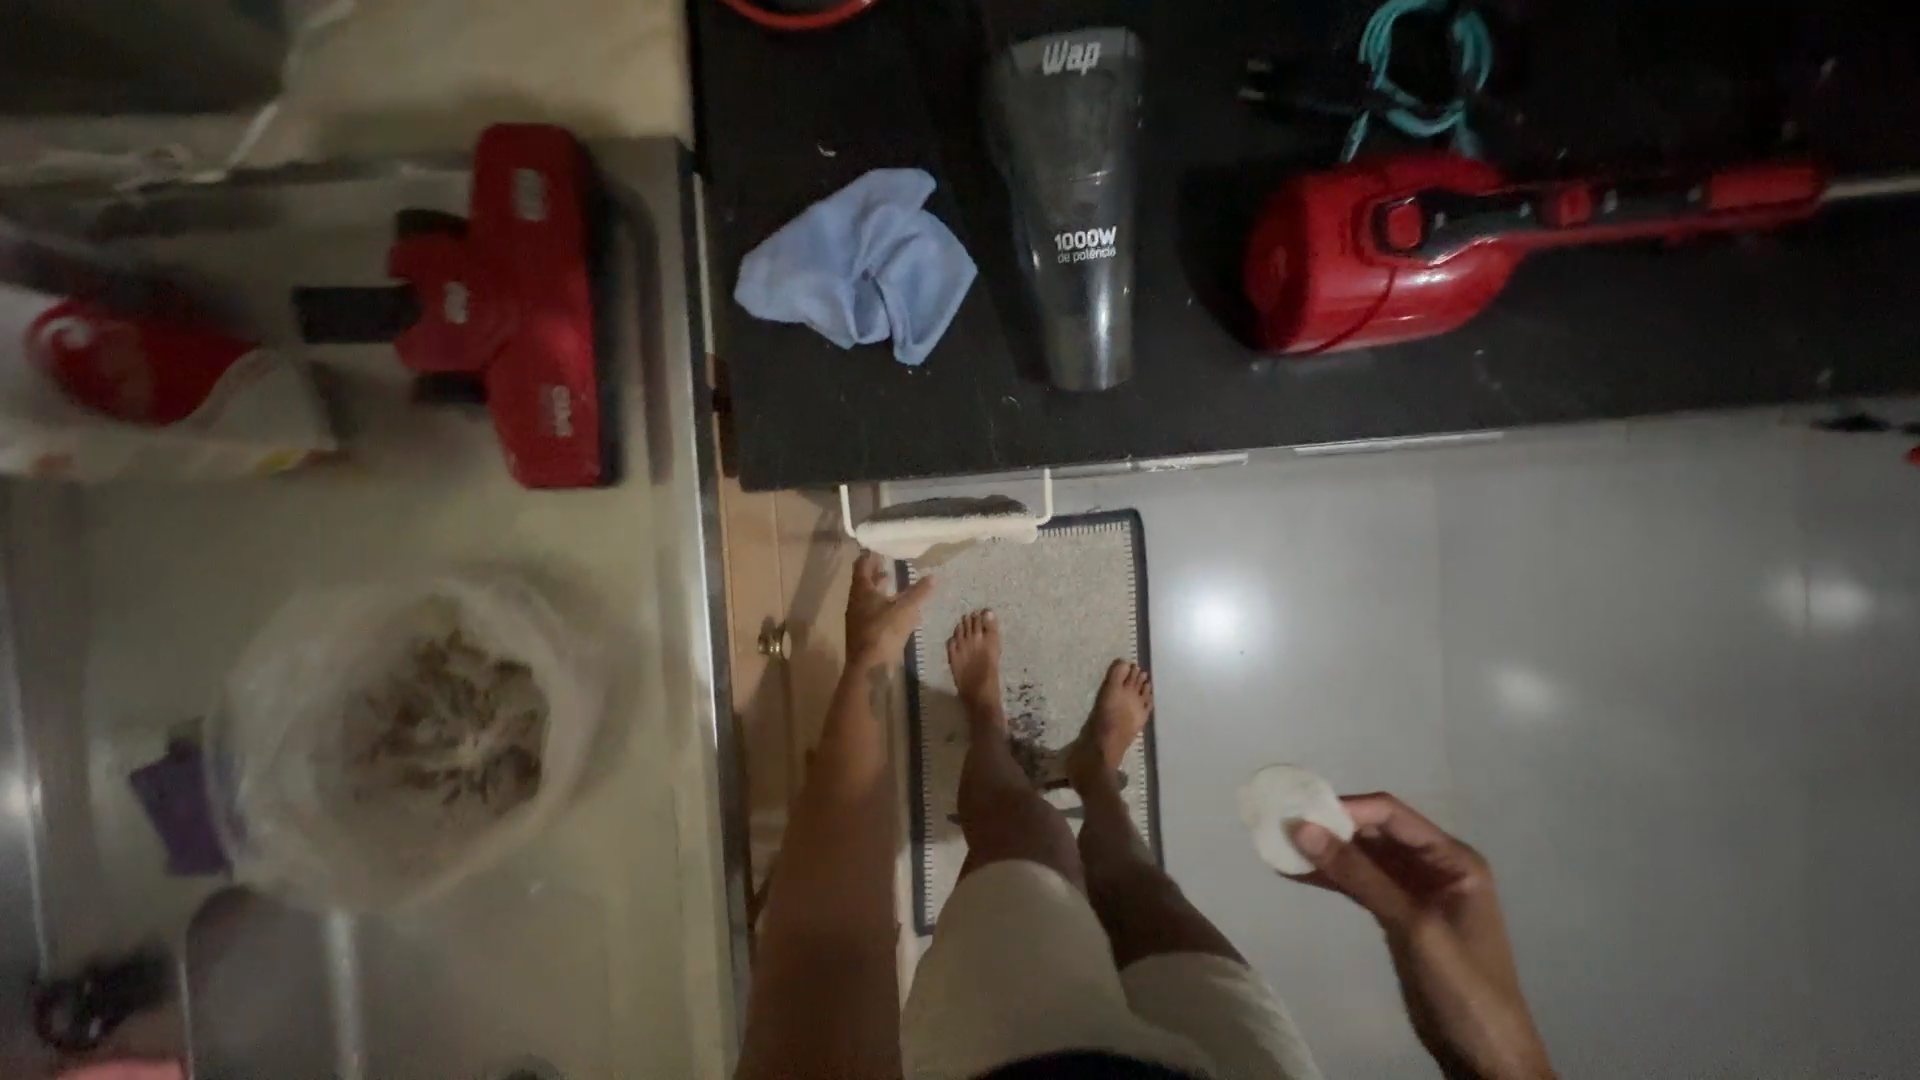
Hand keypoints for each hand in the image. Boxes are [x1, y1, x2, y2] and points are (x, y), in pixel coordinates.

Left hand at [844, 551, 933, 671]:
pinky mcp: (863, 632)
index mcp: (861, 591)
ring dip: (879, 589)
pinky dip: (882, 605)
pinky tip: (895, 609)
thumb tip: (934, 577)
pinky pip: (872, 612)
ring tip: (892, 581)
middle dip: (875, 572)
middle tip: (887, 562)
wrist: (868, 667)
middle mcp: (856, 601)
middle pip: (863, 581)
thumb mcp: (905, 609)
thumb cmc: (883, 632)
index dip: (869, 556)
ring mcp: (857, 618)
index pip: (861, 565)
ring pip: (867, 597)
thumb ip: (919, 592)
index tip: (879, 548)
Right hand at [1289, 795, 1554, 1079]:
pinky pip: (1357, 883)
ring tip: (1278, 846)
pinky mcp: (1396, 915)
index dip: (1346, 808)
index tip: (1301, 813)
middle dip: (1329, 827)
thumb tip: (1301, 827)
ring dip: (1323, 852)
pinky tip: (1293, 873)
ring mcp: (1414, 892)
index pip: (1390, 814)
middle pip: (1372, 831)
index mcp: (1452, 859)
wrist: (1487, 1059)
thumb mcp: (1412, 923)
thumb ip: (1358, 874)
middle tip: (1281, 825)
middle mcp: (1433, 866)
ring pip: (1360, 857)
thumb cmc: (1463, 984)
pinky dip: (1328, 877)